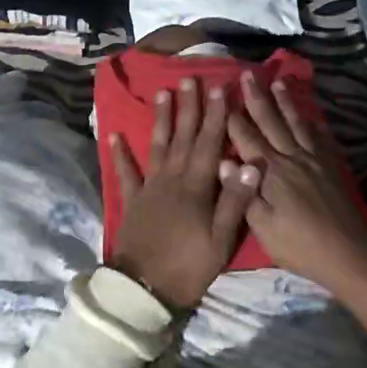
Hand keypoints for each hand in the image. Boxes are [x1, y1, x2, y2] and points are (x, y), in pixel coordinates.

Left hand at [109, 77, 259, 311]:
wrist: (144, 288)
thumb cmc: (189, 266)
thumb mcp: (221, 240)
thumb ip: (235, 200)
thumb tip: (252, 163)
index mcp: (196, 187)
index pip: (210, 144)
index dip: (216, 116)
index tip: (220, 89)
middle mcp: (172, 179)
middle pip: (183, 137)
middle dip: (188, 107)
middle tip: (189, 79)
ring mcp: (149, 187)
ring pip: (157, 146)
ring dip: (160, 119)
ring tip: (161, 93)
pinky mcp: (132, 200)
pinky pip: (126, 172)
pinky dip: (120, 153)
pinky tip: (114, 135)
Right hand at [225, 71, 366, 290]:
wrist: (348, 255)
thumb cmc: (298, 244)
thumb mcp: (262, 226)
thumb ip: (242, 191)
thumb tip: (222, 160)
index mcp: (270, 172)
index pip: (245, 137)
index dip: (232, 116)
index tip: (221, 93)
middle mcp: (291, 158)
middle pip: (271, 122)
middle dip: (257, 97)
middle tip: (248, 73)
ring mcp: (314, 161)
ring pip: (296, 124)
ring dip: (286, 102)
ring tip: (279, 82)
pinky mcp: (330, 169)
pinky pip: (318, 138)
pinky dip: (311, 123)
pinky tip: (309, 116)